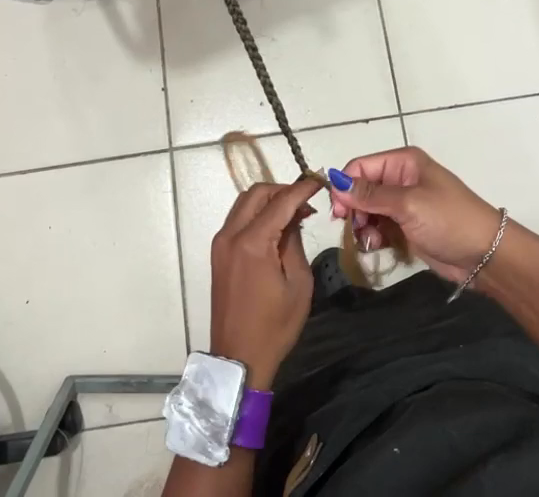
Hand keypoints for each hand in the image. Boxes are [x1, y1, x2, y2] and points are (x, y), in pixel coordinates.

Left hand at [208, 176, 323, 389]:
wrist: (239, 358)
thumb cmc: (275, 326)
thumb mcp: (298, 283)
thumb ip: (295, 242)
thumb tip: (295, 216)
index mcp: (252, 242)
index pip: (280, 201)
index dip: (302, 188)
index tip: (320, 181)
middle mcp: (230, 235)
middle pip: (257, 193)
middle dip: (283, 190)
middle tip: (307, 201)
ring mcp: (220, 243)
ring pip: (244, 203)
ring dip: (269, 200)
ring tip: (295, 213)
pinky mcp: (218, 253)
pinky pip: (238, 220)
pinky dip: (258, 214)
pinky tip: (277, 226)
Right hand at [329, 148, 502, 282]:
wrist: (485, 254)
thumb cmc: (449, 220)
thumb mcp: (408, 204)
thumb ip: (370, 195)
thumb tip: (335, 182)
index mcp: (403, 162)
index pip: (360, 166)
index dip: (345, 186)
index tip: (338, 212)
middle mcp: (400, 178)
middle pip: (360, 189)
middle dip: (353, 209)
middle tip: (352, 230)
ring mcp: (404, 204)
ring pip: (367, 210)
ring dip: (363, 226)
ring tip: (370, 241)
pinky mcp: (407, 226)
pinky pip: (379, 226)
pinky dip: (374, 236)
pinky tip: (378, 246)